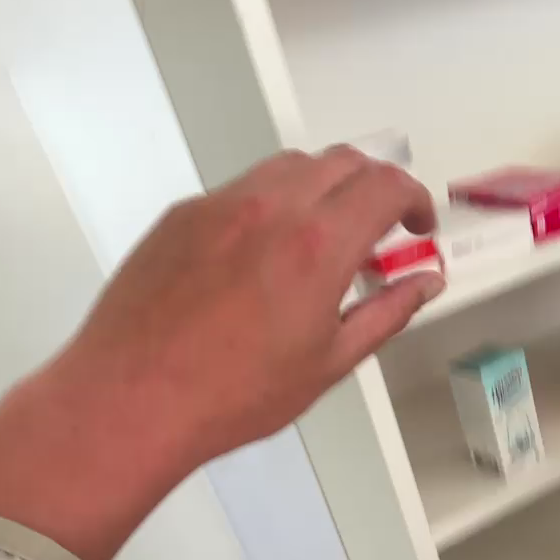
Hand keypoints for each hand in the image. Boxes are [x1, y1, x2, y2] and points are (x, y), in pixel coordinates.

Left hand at [0, 147, 442, 559]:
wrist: (134, 398)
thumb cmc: (230, 393)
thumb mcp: (330, 362)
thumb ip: (388, 313)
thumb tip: (425, 283)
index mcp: (317, 247)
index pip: (386, 186)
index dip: (416, 198)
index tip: (419, 223)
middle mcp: (271, 209)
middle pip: (344, 161)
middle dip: (378, 186)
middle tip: (384, 229)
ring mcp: (221, 205)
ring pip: (293, 165)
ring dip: (328, 187)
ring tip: (328, 239)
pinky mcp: (183, 214)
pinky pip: (245, 187)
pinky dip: (277, 202)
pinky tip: (271, 251)